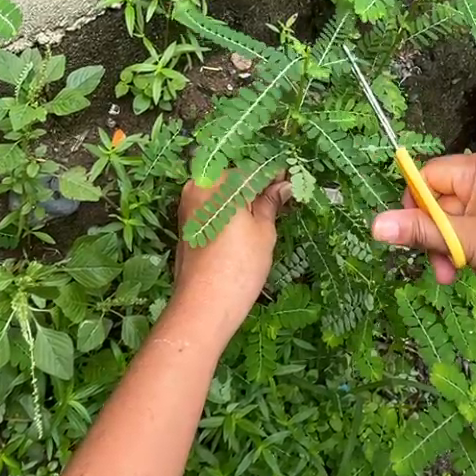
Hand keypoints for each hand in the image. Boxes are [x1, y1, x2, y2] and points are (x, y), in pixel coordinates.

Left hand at [169, 173, 289, 341]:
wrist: (203, 307)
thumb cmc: (239, 268)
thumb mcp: (263, 232)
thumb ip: (270, 202)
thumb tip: (282, 186)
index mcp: (220, 182)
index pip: (253, 168)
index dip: (274, 173)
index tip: (290, 181)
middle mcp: (200, 185)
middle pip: (234, 175)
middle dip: (257, 183)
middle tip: (280, 198)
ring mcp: (188, 203)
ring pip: (222, 188)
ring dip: (242, 194)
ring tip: (266, 211)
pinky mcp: (185, 221)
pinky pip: (211, 203)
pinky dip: (228, 206)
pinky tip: (245, 221)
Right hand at [369, 148, 475, 316]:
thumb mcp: (467, 244)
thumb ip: (419, 231)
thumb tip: (373, 224)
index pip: (430, 176)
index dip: (417, 210)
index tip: (419, 245)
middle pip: (448, 194)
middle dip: (440, 233)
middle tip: (444, 272)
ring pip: (468, 212)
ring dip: (458, 243)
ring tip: (462, 275)